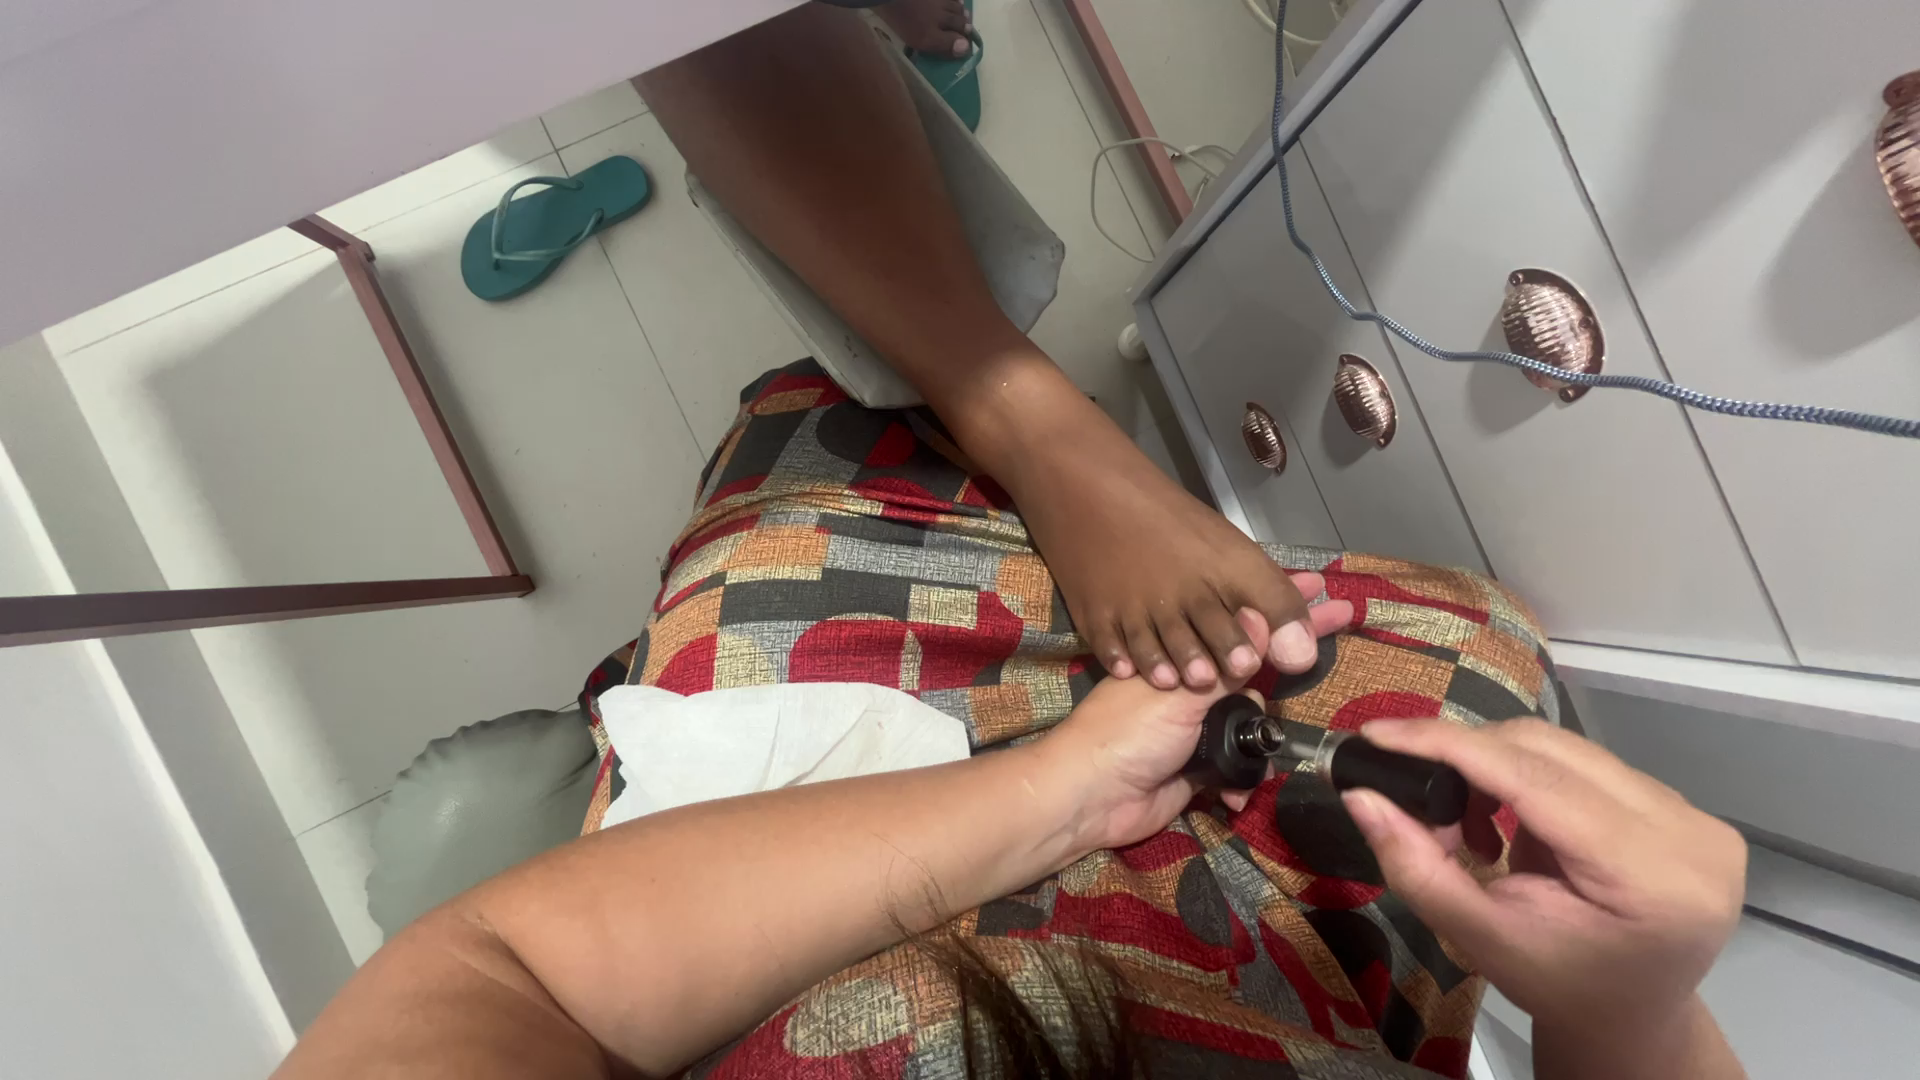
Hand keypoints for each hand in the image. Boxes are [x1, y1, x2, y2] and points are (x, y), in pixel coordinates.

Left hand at [1041, 572, 1351, 853]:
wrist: (1092, 796)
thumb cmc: (1127, 733)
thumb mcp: (1179, 694)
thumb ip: (1225, 664)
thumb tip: (1263, 616)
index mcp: (1180, 658)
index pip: (1241, 626)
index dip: (1280, 608)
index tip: (1322, 588)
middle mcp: (1190, 688)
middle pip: (1253, 668)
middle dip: (1293, 654)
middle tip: (1345, 618)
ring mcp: (1194, 729)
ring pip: (1250, 722)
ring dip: (1262, 738)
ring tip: (1277, 742)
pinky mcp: (1198, 769)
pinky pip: (1238, 768)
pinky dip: (1243, 781)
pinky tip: (1238, 793)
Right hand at [1341, 717, 1746, 1034]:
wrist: (1630, 1013)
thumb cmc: (1556, 983)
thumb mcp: (1474, 934)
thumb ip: (1413, 865)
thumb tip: (1358, 794)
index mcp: (1653, 877)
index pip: (1532, 777)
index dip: (1447, 744)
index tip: (1375, 735)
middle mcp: (1688, 831)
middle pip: (1543, 746)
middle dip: (1461, 754)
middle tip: (1413, 791)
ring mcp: (1688, 812)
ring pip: (1553, 743)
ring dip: (1486, 762)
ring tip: (1460, 816)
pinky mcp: (1672, 802)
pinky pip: (1570, 756)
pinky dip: (1514, 770)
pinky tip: (1501, 816)